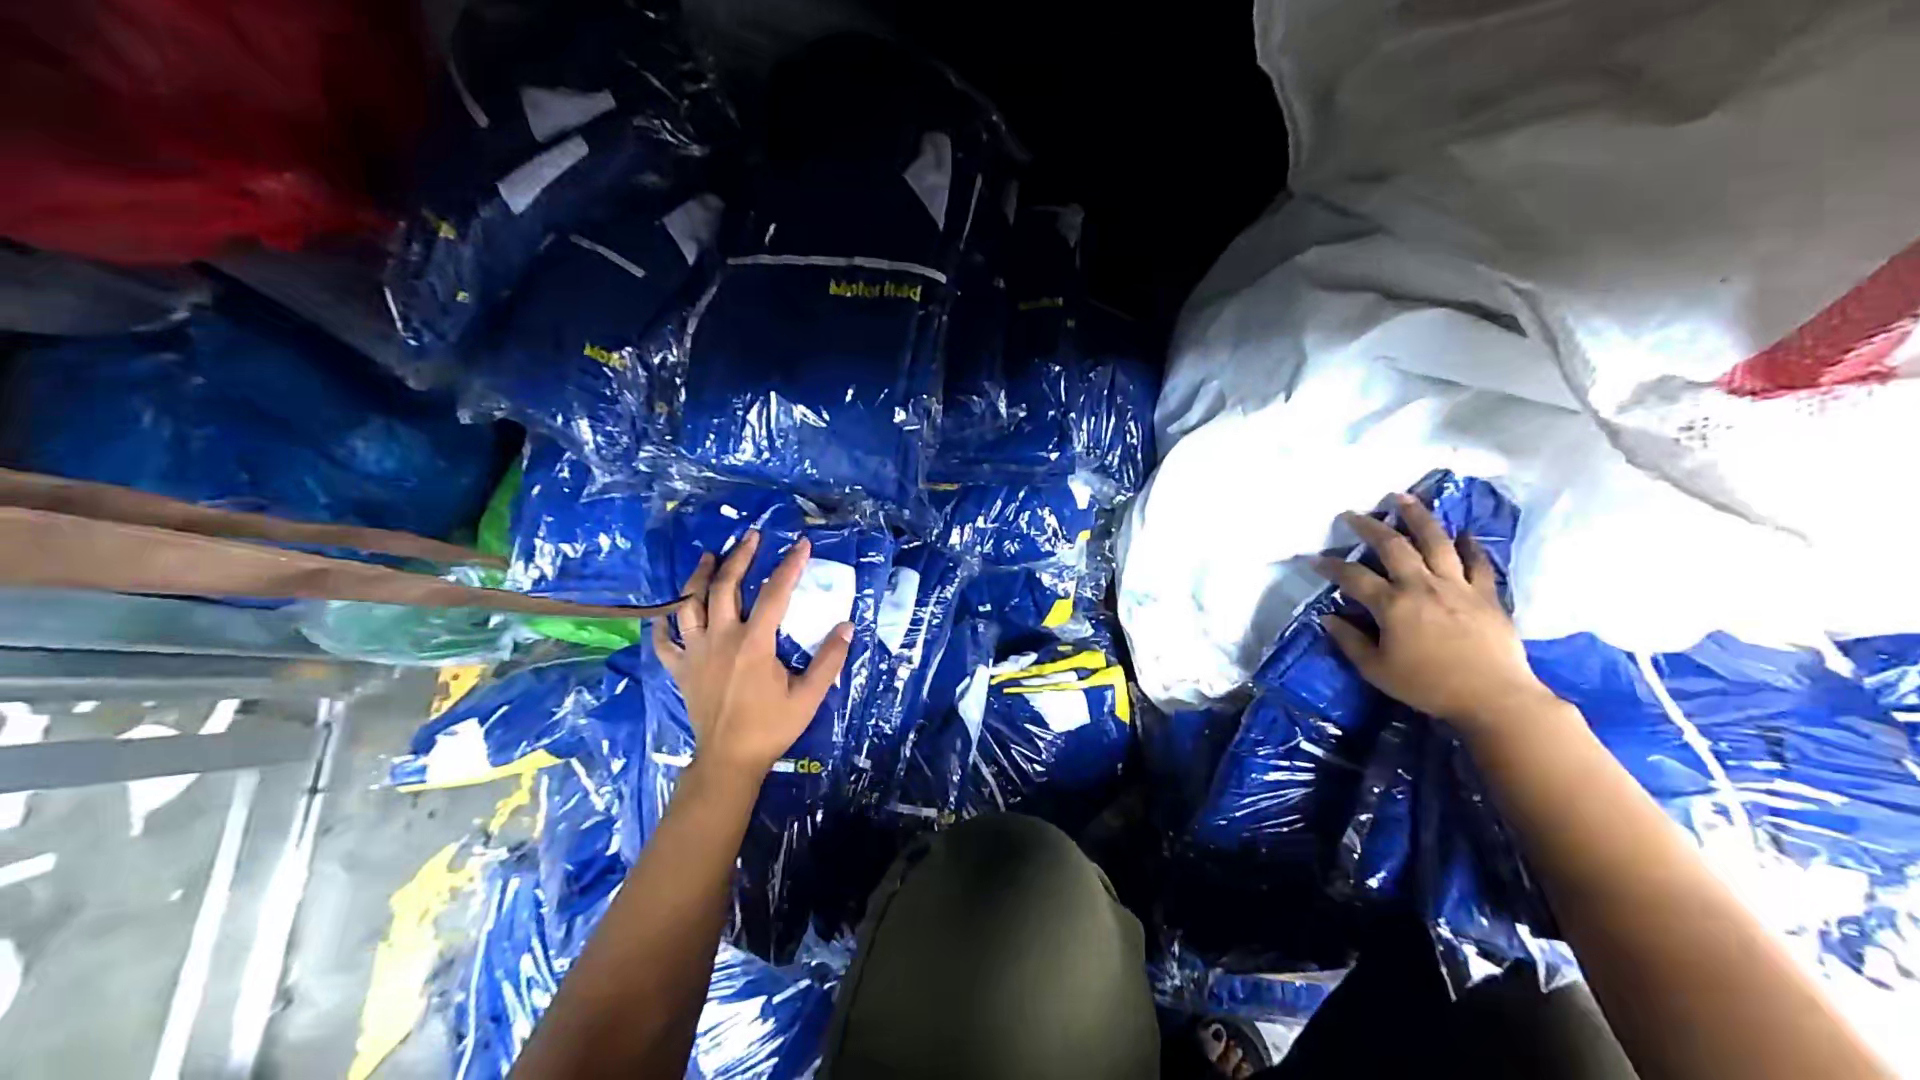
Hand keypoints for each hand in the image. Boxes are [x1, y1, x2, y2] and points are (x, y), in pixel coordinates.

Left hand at [653, 530, 853, 778]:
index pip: (774, 593)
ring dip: (698, 577)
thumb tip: (847, 626)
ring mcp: (695, 652)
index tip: (802, 545)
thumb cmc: (771, 727)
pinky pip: (664, 641)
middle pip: (725, 586)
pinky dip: (664, 624)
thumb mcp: (809, 696)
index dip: (790, 566)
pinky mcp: (680, 669)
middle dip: (739, 557)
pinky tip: (668, 612)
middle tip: (751, 537)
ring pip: (689, 604)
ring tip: (708, 557)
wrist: (729, 760)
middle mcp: (721, 638)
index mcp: (754, 643)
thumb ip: (829, 660)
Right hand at [1310, 493, 1553, 735]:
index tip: (1315, 560)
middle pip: (1393, 545)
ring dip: (1417, 516)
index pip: (1353, 577)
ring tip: (1402, 498)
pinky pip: (1478, 562)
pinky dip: (1470, 546)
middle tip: (1353, 514)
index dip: (1331, 566)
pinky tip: (1463, 534)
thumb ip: (1349, 641)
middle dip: (1369, 526)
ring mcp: (1458, 586)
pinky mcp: (1487, 594)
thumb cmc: (1428, 686)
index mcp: (1392, 605)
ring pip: (1436, 541)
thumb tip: (1328, 618)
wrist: (1495, 699)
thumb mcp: (1377, 670)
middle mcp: (1422, 585)